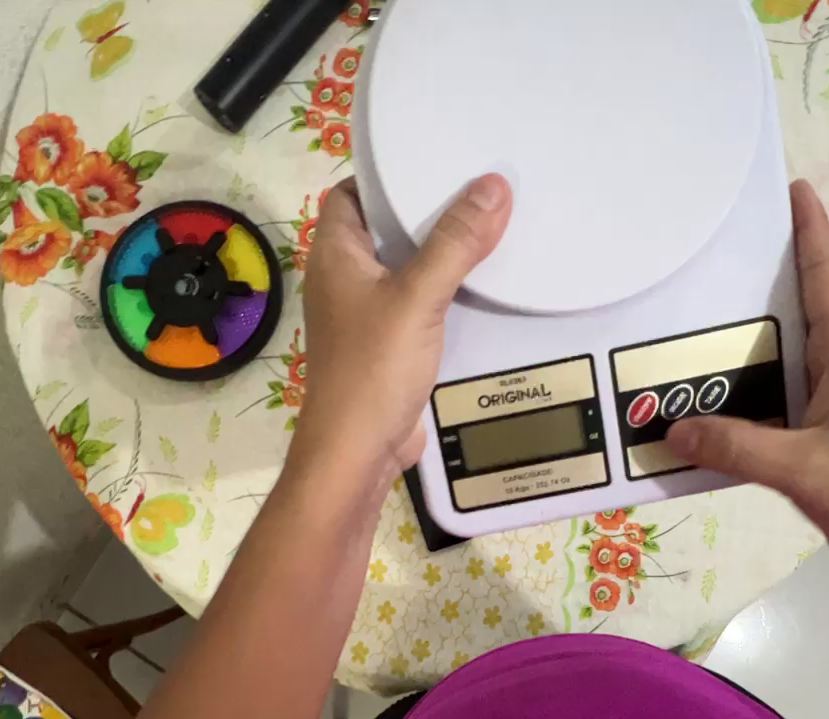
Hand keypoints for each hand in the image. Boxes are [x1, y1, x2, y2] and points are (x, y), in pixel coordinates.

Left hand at [288, 174, 513, 487]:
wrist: (359, 450)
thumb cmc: (373, 369)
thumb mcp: (417, 297)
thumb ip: (454, 243)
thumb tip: (494, 185)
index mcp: (335, 254)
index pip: (352, 193)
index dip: (387, 174)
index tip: (434, 158)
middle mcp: (346, 279)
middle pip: (385, 229)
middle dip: (426, 212)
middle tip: (476, 188)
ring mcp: (366, 315)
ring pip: (405, 270)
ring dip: (440, 255)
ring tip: (488, 227)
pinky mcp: (388, 346)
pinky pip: (418, 305)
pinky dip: (444, 293)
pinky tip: (481, 286)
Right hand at [667, 180, 828, 586]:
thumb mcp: (805, 468)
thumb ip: (736, 446)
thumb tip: (670, 431)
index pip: (827, 276)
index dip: (809, 231)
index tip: (789, 188)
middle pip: (802, 311)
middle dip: (761, 283)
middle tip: (706, 263)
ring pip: (786, 361)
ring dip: (746, 348)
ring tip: (691, 331)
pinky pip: (779, 406)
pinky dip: (746, 402)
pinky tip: (710, 408)